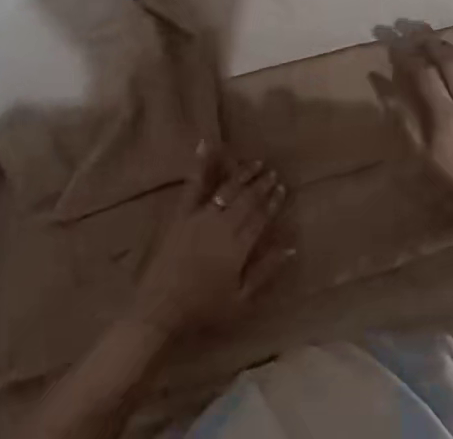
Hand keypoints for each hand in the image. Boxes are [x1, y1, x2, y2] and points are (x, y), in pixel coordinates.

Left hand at [128, 150, 290, 336]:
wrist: (162, 308)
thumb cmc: (204, 308)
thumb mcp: (241, 299)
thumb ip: (266, 270)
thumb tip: (290, 245)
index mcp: (239, 245)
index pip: (262, 216)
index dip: (274, 202)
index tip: (282, 188)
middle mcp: (223, 223)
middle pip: (247, 198)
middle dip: (262, 184)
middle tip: (272, 172)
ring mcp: (201, 215)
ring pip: (227, 188)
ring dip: (242, 173)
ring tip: (254, 162)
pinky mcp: (181, 213)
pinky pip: (193, 184)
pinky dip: (201, 163)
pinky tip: (206, 144)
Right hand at [393, 38, 452, 221]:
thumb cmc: (451, 185)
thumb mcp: (421, 159)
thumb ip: (404, 124)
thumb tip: (386, 96)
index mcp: (445, 116)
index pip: (424, 76)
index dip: (408, 59)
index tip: (394, 49)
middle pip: (448, 64)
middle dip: (429, 45)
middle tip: (414, 34)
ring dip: (452, 49)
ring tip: (437, 39)